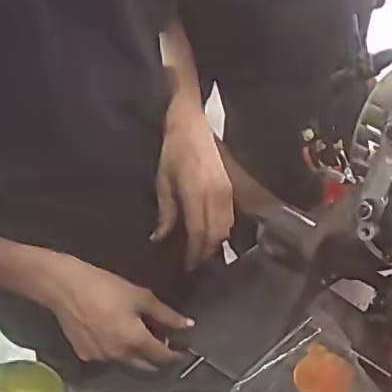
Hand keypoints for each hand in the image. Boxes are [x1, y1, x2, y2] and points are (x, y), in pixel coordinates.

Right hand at [1, 247, 192, 368]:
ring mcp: (100, 359)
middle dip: (159, 359)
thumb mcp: (141, 298)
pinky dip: (119, 352)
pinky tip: (119, 335)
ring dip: (139, 356)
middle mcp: (119, 357)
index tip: (184, 348)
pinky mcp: (85, 355)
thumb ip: (167, 315)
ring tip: (142, 336)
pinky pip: (109, 359)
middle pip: (148, 368)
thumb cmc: (104, 287)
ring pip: (129, 365)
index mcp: (136, 343)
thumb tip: (189, 326)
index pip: (165, 359)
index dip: (177, 355)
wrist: (62, 286)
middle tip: (165, 342)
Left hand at [153, 116, 233, 269]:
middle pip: (215, 235)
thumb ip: (165, 212)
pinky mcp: (231, 191)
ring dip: (215, 244)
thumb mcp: (163, 182)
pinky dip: (222, 232)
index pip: (198, 233)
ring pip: (225, 229)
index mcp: (196, 194)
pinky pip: (230, 219)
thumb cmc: (173, 151)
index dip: (193, 252)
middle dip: (205, 252)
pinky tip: (212, 236)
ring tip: (203, 253)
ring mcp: (227, 194)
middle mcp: (216, 197)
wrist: (193, 125)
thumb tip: (160, 238)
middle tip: (194, 264)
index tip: (187, 265)